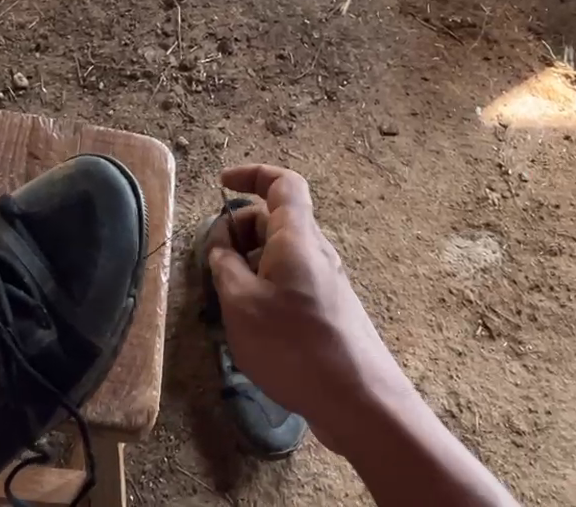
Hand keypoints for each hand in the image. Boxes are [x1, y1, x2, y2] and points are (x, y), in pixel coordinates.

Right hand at [205, 163, 413, 453]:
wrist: (361, 402)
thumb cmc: (295, 344)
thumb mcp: (241, 303)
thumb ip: (224, 266)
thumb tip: (221, 247)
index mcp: (296, 237)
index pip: (282, 183)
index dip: (252, 174)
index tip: (223, 183)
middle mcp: (316, 251)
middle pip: (276, 219)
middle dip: (239, 229)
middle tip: (214, 259)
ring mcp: (325, 282)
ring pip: (281, 253)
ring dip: (249, 261)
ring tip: (227, 297)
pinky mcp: (329, 310)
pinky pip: (290, 279)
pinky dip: (265, 285)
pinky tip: (252, 323)